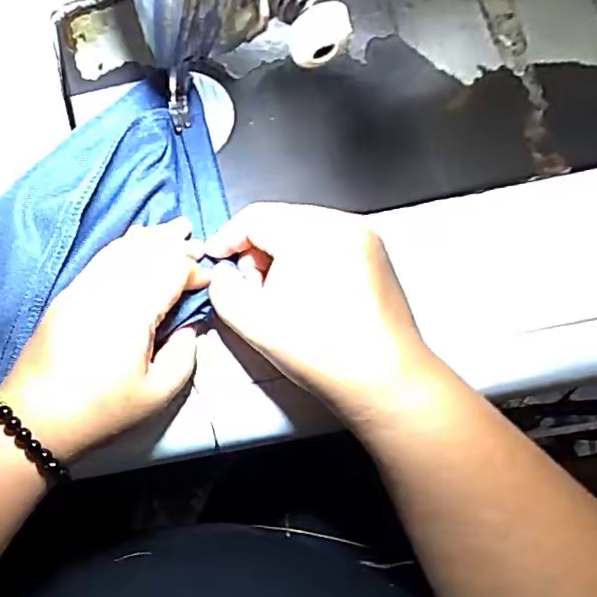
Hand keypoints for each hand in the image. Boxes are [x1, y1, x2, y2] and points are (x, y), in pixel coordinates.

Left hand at [1, 220, 207, 458]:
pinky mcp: (68, 295)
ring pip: (121, 250)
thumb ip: (183, 356)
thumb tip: (188, 327)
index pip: (168, 271)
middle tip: (195, 239)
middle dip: (172, 244)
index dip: (192, 270)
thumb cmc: (99, 410)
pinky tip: (133, 242)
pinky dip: (122, 246)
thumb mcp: (156, 394)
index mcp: (131, 314)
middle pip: (145, 253)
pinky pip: (100, 258)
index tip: (207, 280)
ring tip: (170, 229)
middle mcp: (106, 291)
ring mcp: (83, 289)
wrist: (36, 416)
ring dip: (149, 239)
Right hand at [204, 203, 450, 430]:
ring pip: (305, 231)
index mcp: (311, 232)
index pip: (255, 218)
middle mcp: (343, 223)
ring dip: (280, 256)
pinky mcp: (377, 256)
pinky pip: (329, 244)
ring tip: (275, 295)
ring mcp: (365, 238)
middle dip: (255, 250)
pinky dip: (307, 261)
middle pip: (281, 220)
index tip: (213, 261)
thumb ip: (222, 288)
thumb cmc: (319, 350)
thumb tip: (224, 273)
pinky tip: (304, 296)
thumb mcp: (251, 321)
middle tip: (246, 286)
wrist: (384, 379)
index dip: (226, 238)